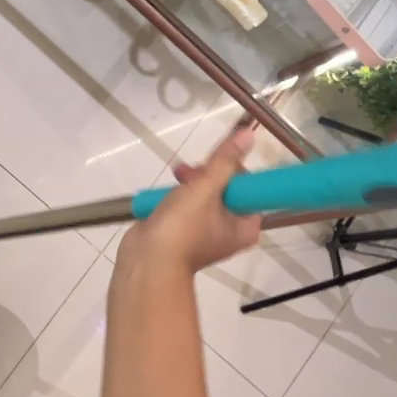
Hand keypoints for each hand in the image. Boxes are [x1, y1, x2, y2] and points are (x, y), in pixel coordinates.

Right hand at [117, 127, 261, 280]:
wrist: (146, 262)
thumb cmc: (181, 229)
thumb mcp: (205, 189)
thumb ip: (225, 161)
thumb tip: (248, 134)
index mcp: (245, 226)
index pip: (251, 188)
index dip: (234, 170)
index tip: (215, 163)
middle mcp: (229, 230)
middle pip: (227, 190)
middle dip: (208, 175)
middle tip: (190, 172)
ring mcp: (204, 232)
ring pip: (204, 197)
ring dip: (190, 183)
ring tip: (175, 175)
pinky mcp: (182, 233)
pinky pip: (186, 207)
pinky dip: (177, 197)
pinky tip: (164, 192)